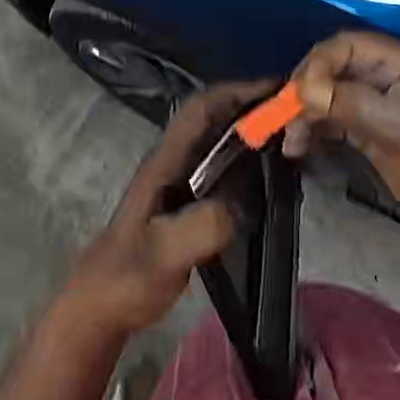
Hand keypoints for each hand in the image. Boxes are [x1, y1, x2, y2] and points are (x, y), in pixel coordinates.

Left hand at [59, 81, 273, 335]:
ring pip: (223, 141)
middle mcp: (176, 162)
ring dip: (255, 132)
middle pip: (216, 118)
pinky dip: (253, 160)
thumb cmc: (127, 278)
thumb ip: (202, 228)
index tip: (278, 91)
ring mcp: (184, 182)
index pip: (201, 109)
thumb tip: (240, 206)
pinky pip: (227, 168)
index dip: (237, 92)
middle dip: (254, 107)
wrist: (100, 309)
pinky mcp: (192, 202)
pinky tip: (276, 175)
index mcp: (166, 161)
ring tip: (296, 138)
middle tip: (298, 114)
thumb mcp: (164, 254)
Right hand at [286, 32, 399, 239]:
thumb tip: (304, 89)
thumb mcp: (398, 132)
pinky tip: (299, 146)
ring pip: (330, 92)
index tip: (297, 96)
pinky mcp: (373, 124)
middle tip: (284, 118)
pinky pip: (336, 115)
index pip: (348, 45)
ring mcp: (381, 98)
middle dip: (307, 89)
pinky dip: (316, 128)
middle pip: (335, 66)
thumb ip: (350, 105)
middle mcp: (390, 72)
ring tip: (290, 141)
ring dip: (306, 112)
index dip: (318, 64)